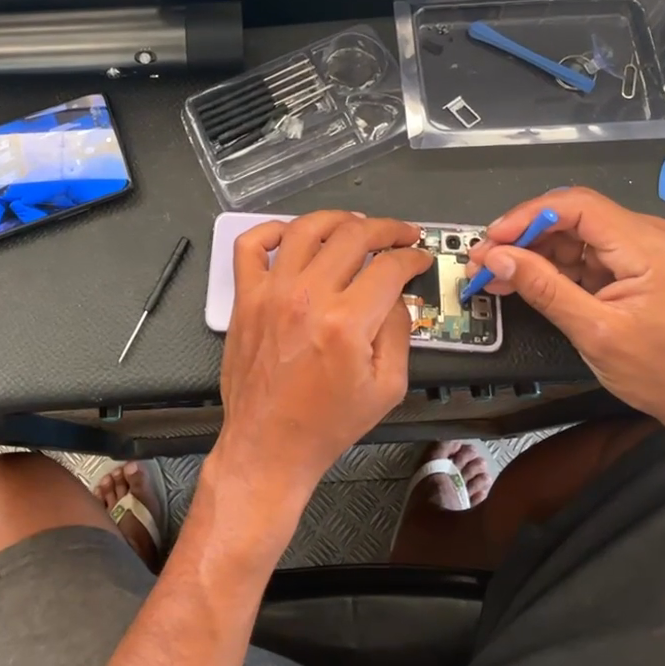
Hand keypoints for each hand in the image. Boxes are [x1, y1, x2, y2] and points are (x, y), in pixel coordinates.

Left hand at [218, 212, 431, 493]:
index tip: (418, 257)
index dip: (412, 256)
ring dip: (338, 219)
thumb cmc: (327, 424)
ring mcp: (271, 293)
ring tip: (356, 225)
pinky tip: (294, 235)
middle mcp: (307, 298)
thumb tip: (397, 293)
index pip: (389, 266)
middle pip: (354, 235)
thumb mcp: (388, 386)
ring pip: (306, 228)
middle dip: (386, 229)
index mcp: (346, 323)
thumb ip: (399, 331)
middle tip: (399, 234)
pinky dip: (271, 230)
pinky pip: (251, 246)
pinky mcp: (246, 298)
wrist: (269, 446)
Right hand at [470, 188, 664, 470]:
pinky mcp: (634, 269)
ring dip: (533, 252)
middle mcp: (646, 237)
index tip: (493, 240)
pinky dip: (551, 267)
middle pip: (572, 216)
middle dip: (523, 235)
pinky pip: (585, 255)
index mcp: (647, 246)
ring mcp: (641, 252)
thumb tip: (498, 259)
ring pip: (573, 235)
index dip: (527, 217)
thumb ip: (544, 289)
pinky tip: (523, 281)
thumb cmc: (664, 374)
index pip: (576, 206)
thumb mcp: (596, 333)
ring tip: (496, 274)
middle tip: (485, 260)